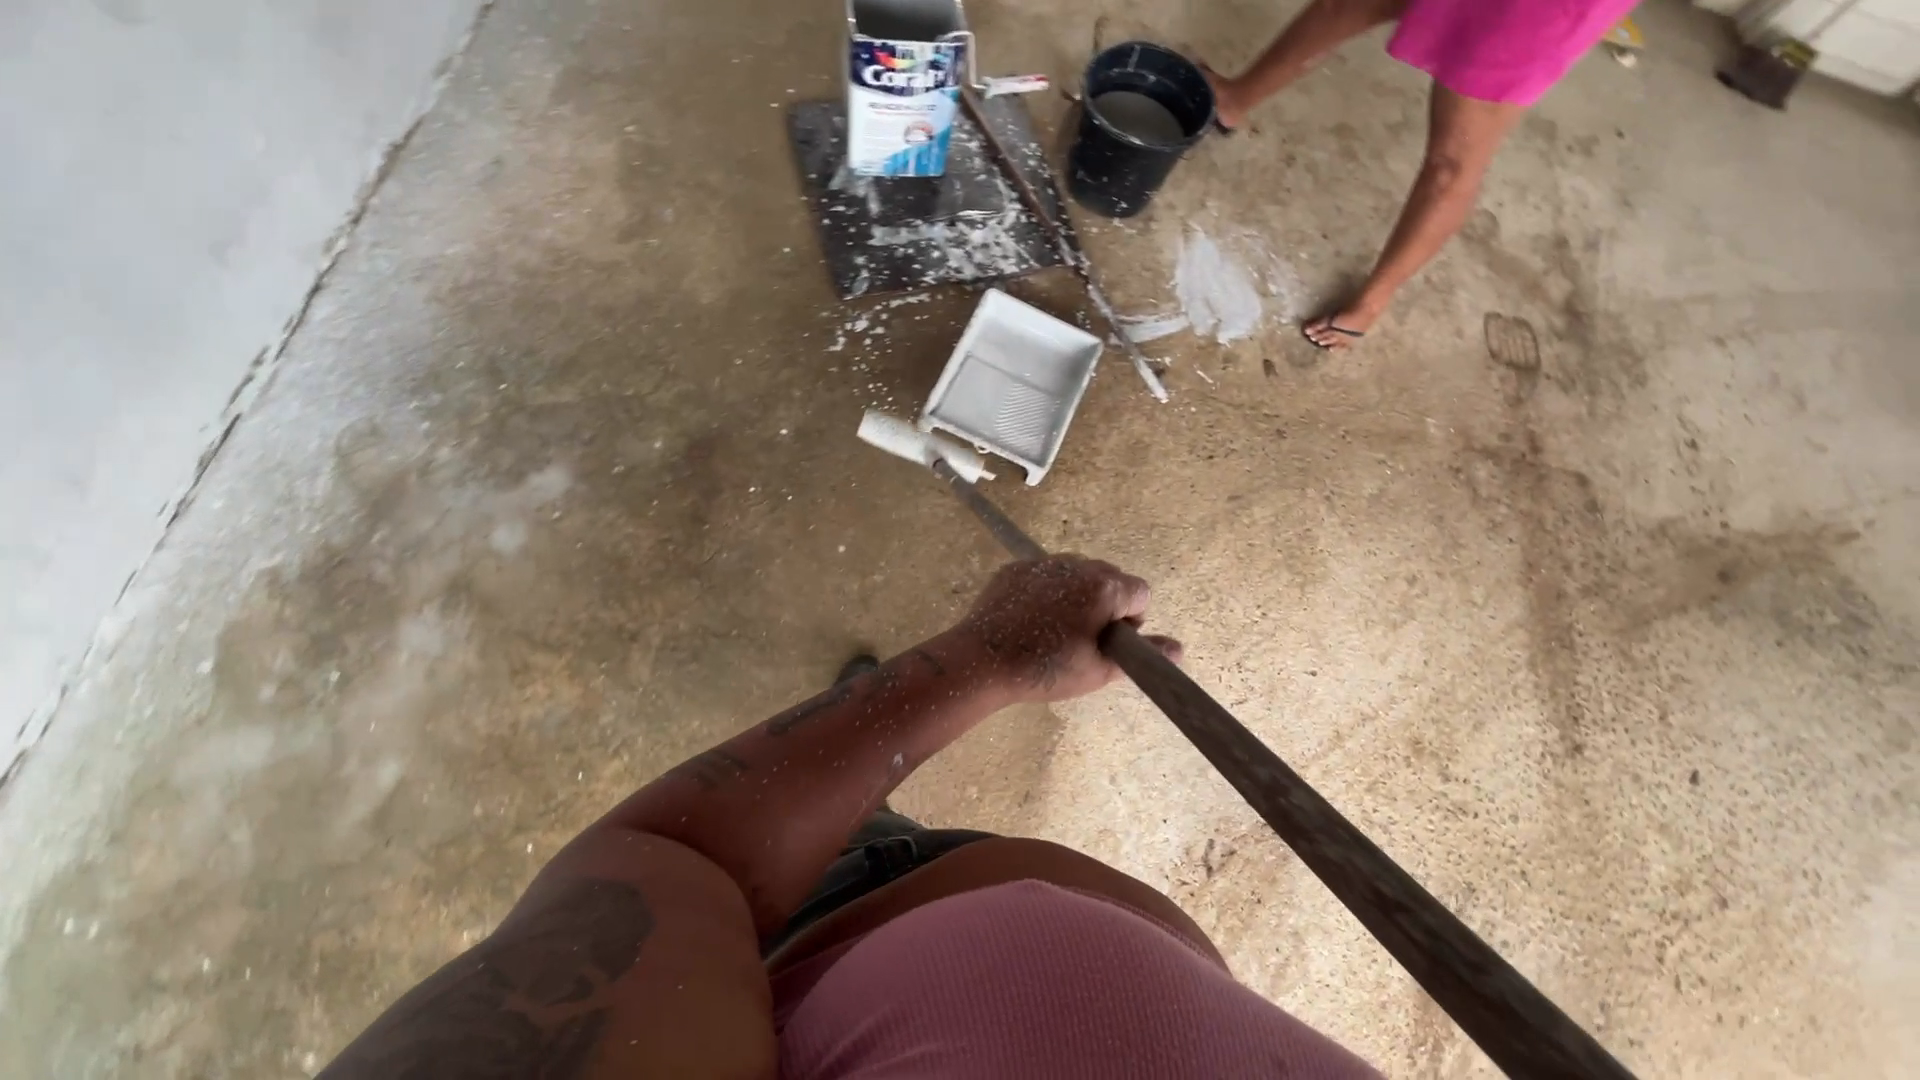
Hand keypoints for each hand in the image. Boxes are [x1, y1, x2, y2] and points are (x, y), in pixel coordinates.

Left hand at [954, 556, 1181, 703]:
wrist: (983, 660)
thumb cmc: (1047, 668)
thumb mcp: (1100, 670)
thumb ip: (1143, 655)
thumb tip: (1180, 649)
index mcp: (1105, 586)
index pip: (1140, 592)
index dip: (1131, 621)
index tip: (1108, 643)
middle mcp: (1078, 565)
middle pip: (1109, 579)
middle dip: (1105, 606)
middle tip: (1081, 641)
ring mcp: (1043, 563)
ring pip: (1076, 576)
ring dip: (1075, 597)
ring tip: (1053, 633)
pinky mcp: (1015, 569)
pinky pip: (1044, 577)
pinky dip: (1045, 594)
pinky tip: (1028, 622)